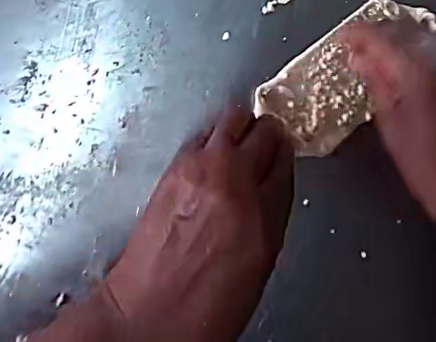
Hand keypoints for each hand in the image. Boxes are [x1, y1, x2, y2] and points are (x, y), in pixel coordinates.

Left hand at [45, 107, 293, 341]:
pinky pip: (205, 133)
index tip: (284, 149)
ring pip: (234, 119)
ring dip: (242, 126)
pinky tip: (212, 154)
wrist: (149, 315)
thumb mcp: (259, 262)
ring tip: (239, 139)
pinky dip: (214, 137)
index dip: (286, 152)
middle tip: (267, 137)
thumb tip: (273, 179)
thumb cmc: (205, 304)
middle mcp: (236, 182)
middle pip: (264, 132)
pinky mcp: (177, 165)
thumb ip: (271, 212)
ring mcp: (204, 169)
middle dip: (269, 132)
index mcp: (264, 216)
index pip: (286, 161)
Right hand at [343, 21, 435, 245]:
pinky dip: (412, 46)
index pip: (379, 34)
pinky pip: (432, 43)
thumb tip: (360, 59)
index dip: (356, 33)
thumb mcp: (392, 128)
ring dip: (394, 38)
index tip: (341, 39)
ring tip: (373, 56)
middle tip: (354, 48)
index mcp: (418, 69)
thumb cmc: (435, 172)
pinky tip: (400, 64)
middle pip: (400, 26)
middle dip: (374, 33)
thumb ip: (376, 83)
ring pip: (416, 32)